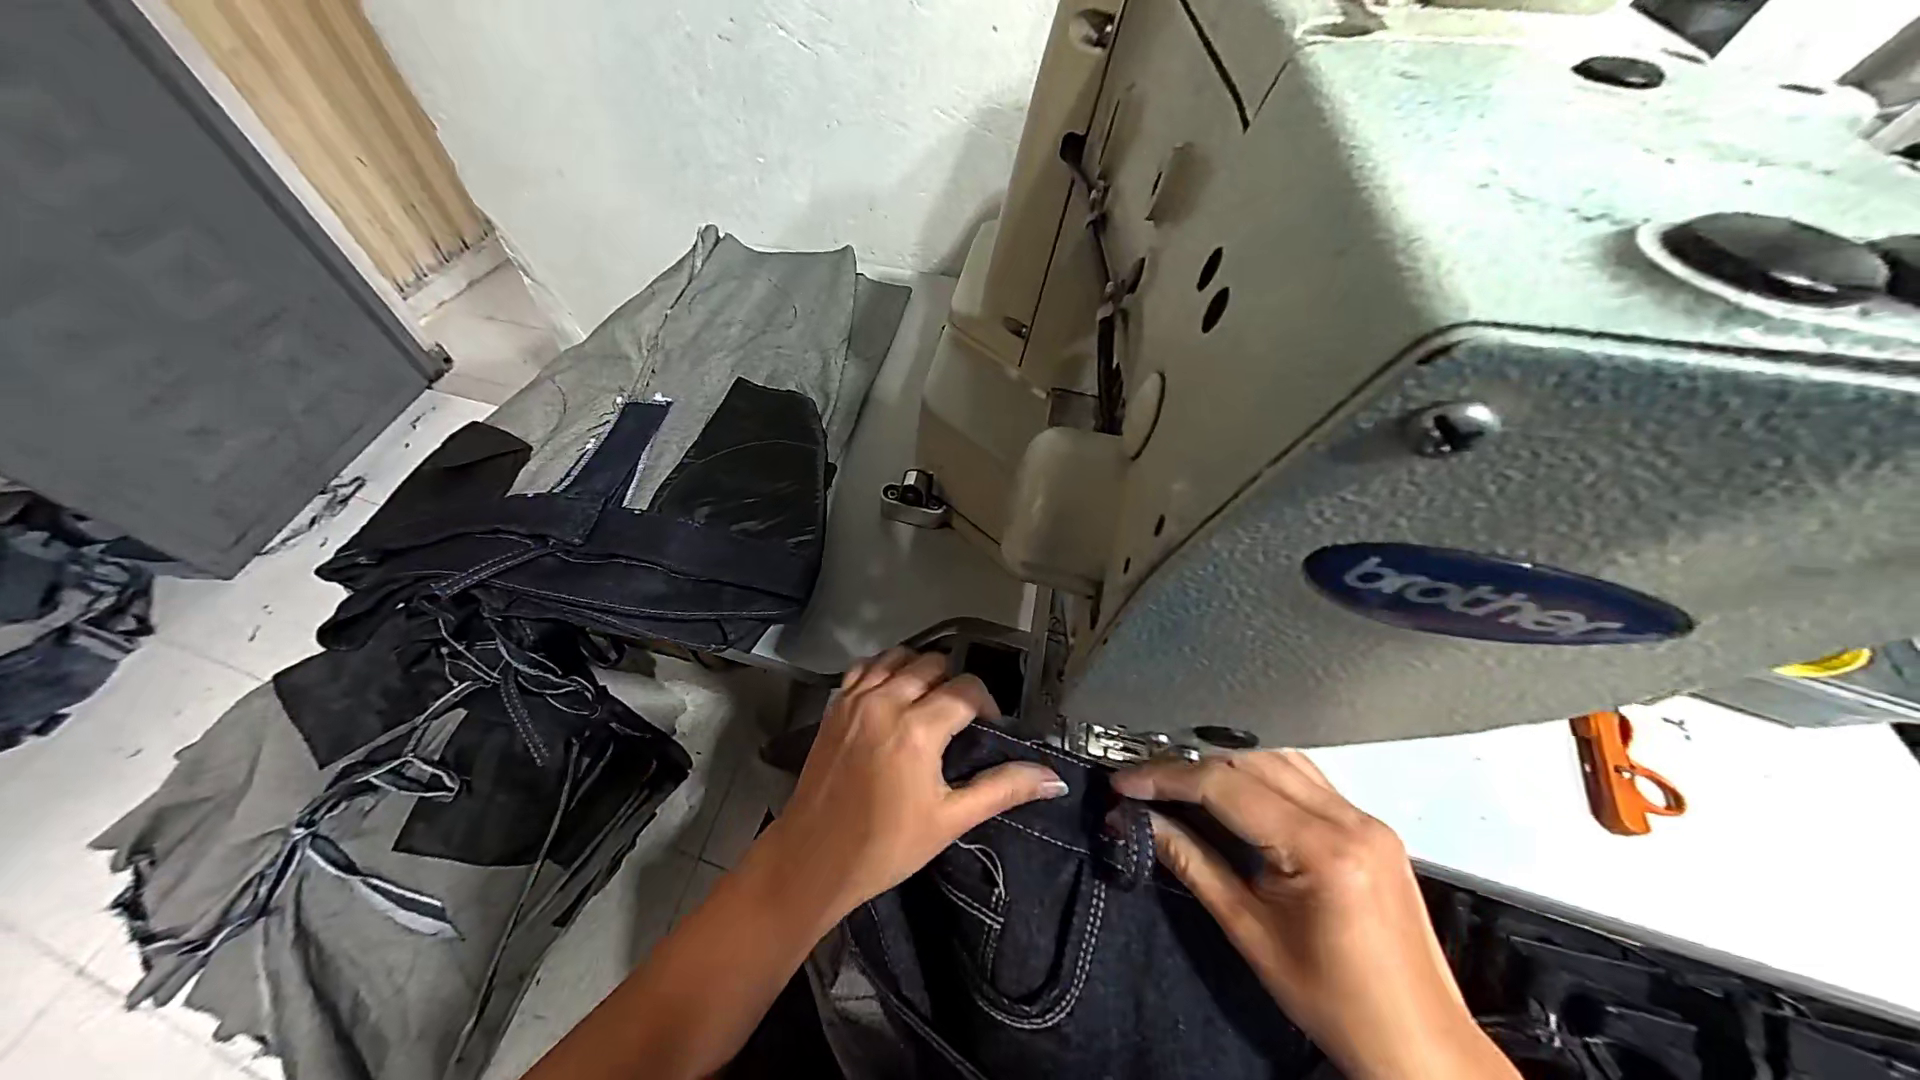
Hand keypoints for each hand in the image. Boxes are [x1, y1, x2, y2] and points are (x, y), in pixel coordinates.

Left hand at [747, 648, 1069, 927]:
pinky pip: (865, 666)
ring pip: (899, 656)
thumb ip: (1003, 788)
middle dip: (955, 684)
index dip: (986, 703)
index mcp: (917, 729)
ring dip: (921, 670)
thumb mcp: (950, 820)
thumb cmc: (885, 846)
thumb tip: (1054, 777)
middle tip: (960, 719)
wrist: (812, 860)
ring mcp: (855, 700)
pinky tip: (893, 694)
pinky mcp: (835, 706)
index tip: (988, 728)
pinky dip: (885, 669)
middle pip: (934, 664)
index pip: (966, 689)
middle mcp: (886, 702)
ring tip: (929, 702)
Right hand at [1112, 750, 1519, 1079]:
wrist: (1420, 1045)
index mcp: (1323, 850)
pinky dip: (1259, 773)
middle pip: (1251, 759)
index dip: (1167, 778)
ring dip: (1224, 762)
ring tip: (1179, 780)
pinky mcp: (1371, 826)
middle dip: (1189, 763)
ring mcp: (1367, 819)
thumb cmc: (1337, 1003)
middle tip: (1146, 780)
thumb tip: (1143, 822)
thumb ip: (1192, 863)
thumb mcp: (1249, 932)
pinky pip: (1304, 777)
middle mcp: (1351, 821)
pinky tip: (1233, 790)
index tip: (1126, 783)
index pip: (1226, 786)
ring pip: (1279, 758)